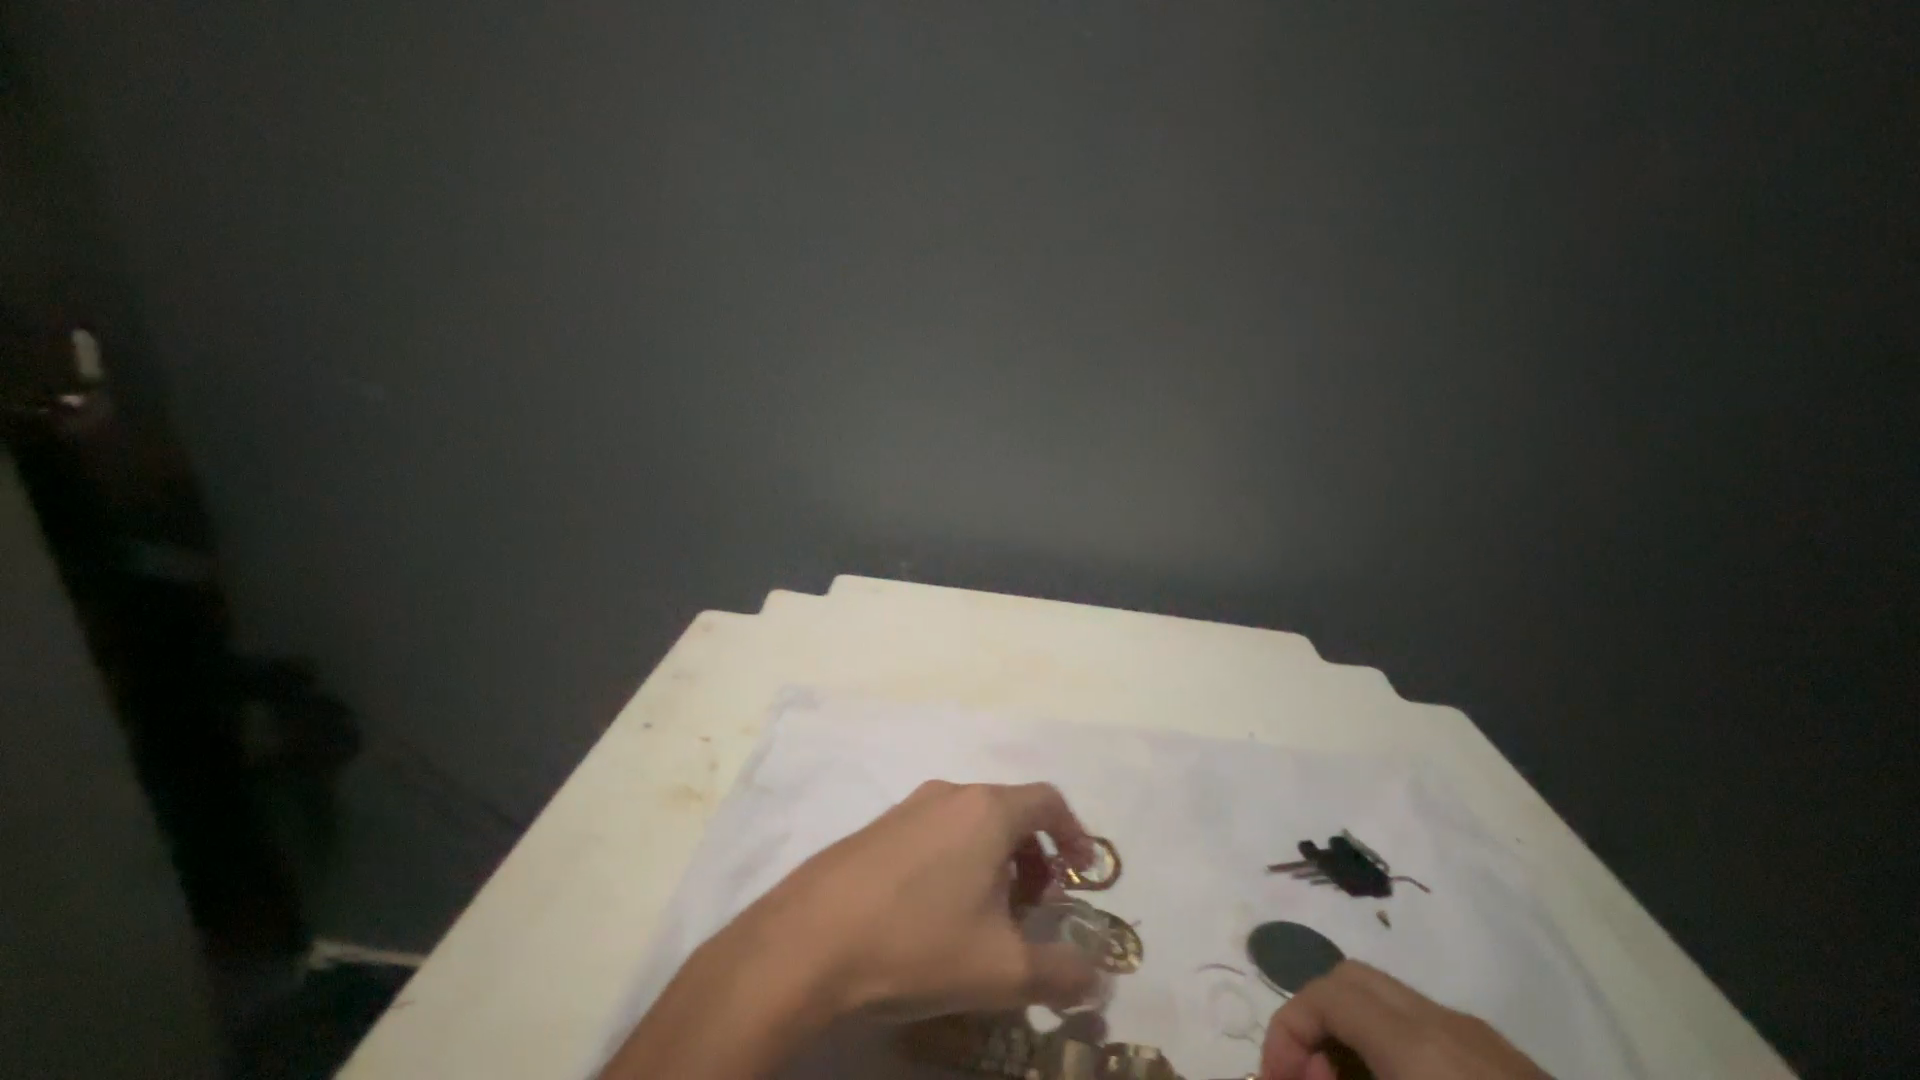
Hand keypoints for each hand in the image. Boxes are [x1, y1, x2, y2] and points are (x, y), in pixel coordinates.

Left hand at [752, 779, 1101, 1018]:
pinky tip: (936, 914)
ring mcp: (904, 809)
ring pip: (968, 824)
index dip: (1075, 835)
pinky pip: (931, 835)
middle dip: (1033, 856)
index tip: (1081, 874)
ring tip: (987, 916)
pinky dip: (954, 862)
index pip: (1048, 802)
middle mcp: (947, 796)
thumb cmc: (917, 944)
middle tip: (1035, 905)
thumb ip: (1061, 973)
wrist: (806, 943)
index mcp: (986, 811)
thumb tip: (1094, 978)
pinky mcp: (871, 831)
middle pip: (1008, 812)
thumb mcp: (1002, 971)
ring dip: (993, 861)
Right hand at [1260, 961, 1548, 1079]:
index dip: (1284, 1031)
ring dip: (1351, 1035)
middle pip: (1351, 980)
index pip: (1322, 994)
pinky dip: (1390, 1049)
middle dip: (1313, 1022)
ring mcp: (1481, 1040)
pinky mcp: (1508, 1064)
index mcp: (1414, 1043)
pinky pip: (1426, 1031)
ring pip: (1389, 1002)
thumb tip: (1298, 1079)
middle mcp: (1444, 1023)